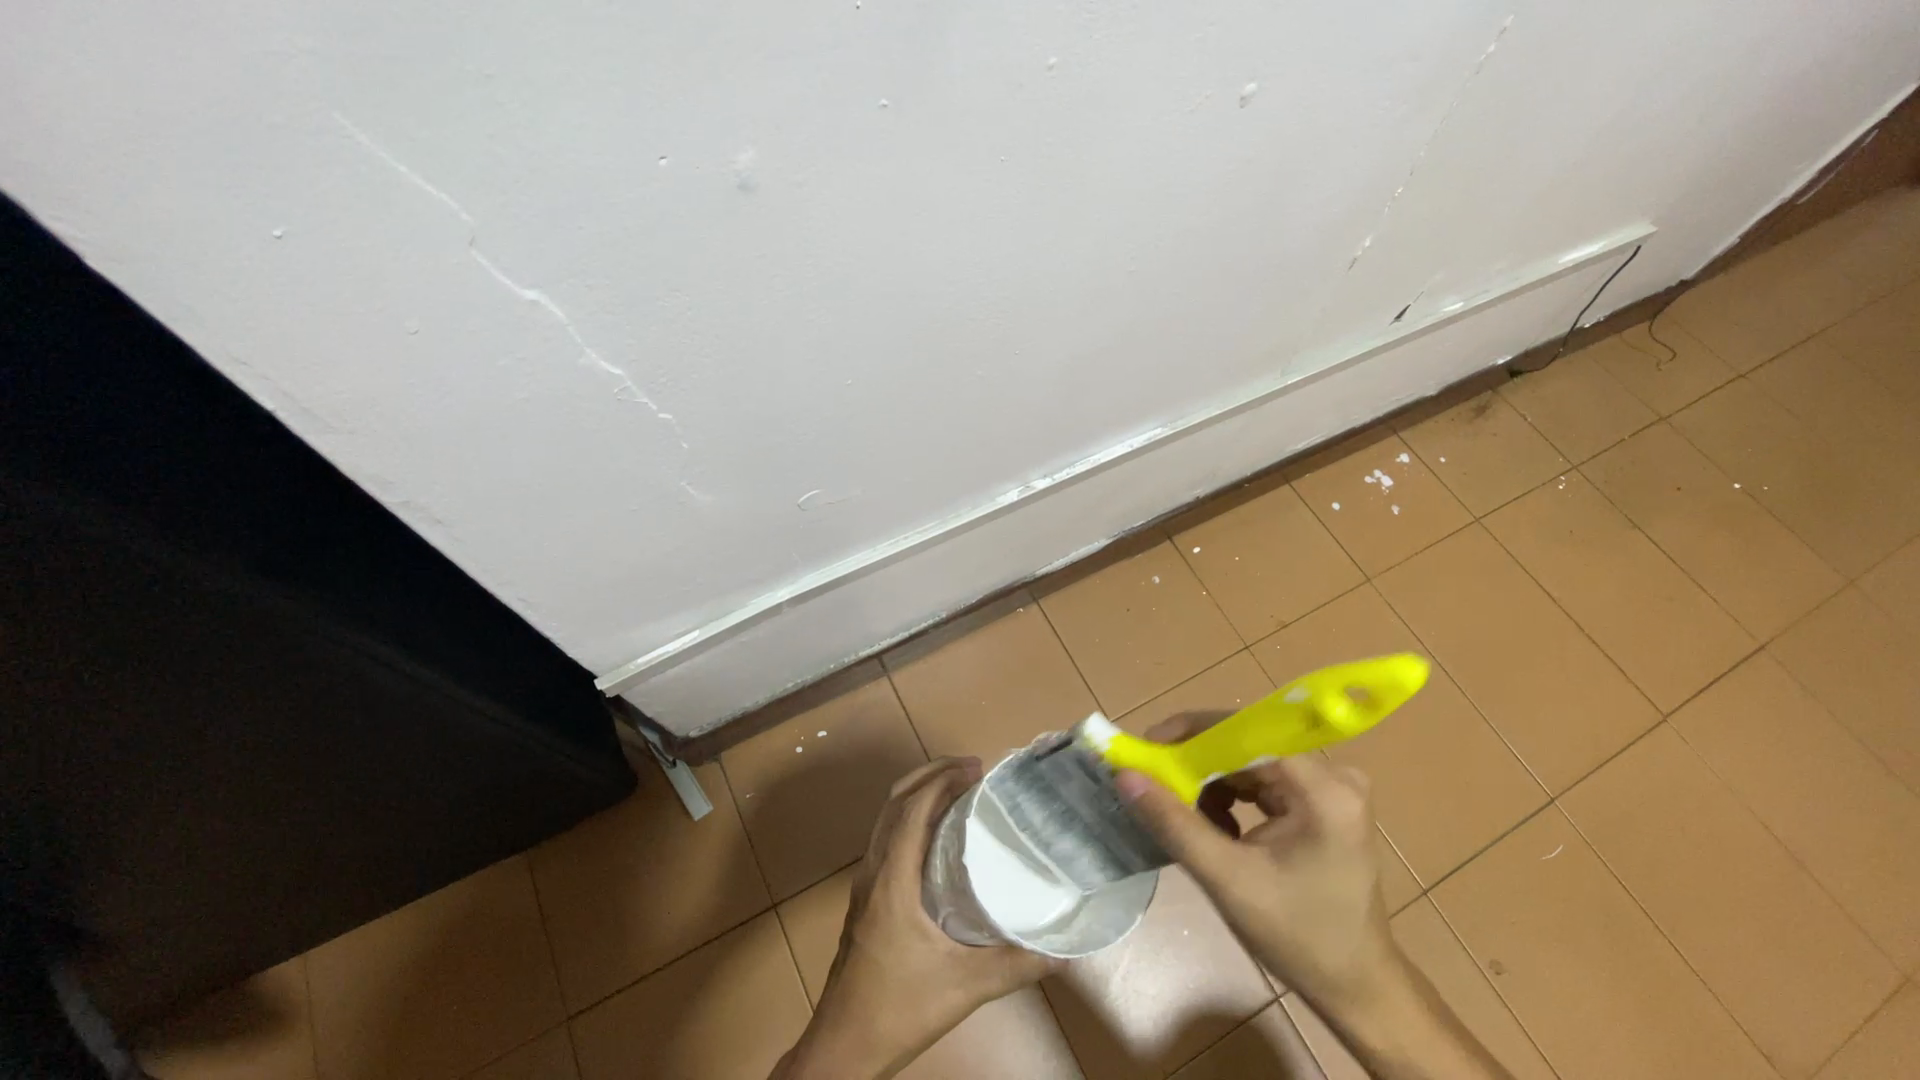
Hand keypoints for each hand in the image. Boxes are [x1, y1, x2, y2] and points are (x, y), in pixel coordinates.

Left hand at [773, 757, 1058, 1079]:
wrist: (843, 1046)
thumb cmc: (899, 1009)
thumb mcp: (965, 987)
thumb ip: (1016, 965)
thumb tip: (1065, 951)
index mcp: (891, 880)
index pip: (911, 810)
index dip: (942, 780)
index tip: (977, 768)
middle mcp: (872, 872)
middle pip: (893, 803)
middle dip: (930, 775)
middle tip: (972, 769)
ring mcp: (865, 886)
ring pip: (886, 821)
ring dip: (918, 795)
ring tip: (960, 791)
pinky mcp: (866, 900)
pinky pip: (887, 841)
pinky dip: (911, 820)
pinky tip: (940, 838)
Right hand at [1113, 712, 1397, 1010]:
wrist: (1355, 983)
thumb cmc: (1297, 936)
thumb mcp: (1228, 879)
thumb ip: (1175, 823)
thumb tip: (1125, 776)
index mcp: (1323, 788)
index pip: (1246, 733)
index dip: (1191, 733)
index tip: (1146, 749)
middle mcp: (1334, 775)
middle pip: (1248, 745)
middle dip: (1196, 761)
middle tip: (1153, 783)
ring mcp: (1331, 788)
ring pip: (1251, 762)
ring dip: (1211, 782)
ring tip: (1185, 815)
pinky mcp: (1323, 802)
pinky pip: (1264, 780)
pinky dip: (1232, 796)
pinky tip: (1217, 829)